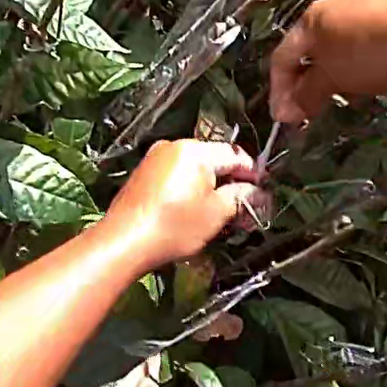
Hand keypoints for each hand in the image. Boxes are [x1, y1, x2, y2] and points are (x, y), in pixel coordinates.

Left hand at [100, 140, 267, 271]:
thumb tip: (257, 192)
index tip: (262, 194)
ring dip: (210, 188)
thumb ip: (241, 197)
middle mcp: (173, 147)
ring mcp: (155, 159)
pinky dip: (189, 189)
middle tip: (244, 209)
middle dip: (231, 183)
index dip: (253, 175)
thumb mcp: (216, 213)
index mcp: (194, 150)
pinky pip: (175, 175)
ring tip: (221, 215)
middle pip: (214, 161)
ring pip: (194, 169)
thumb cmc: (173, 226)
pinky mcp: (144, 173)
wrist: (124, 240)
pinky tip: (194, 211)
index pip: (236, 155)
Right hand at [268, 0, 386, 124]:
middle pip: (311, 51)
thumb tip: (289, 111)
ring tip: (345, 97)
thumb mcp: (332, 78)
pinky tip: (378, 78)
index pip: (282, 57)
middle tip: (309, 111)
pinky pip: (371, 43)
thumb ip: (306, 94)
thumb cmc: (374, 51)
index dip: (279, 90)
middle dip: (307, 83)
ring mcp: (374, 7)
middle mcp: (338, 7)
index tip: (284, 119)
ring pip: (341, 47)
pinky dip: (364, 64)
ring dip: (336, 75)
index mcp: (312, 17)